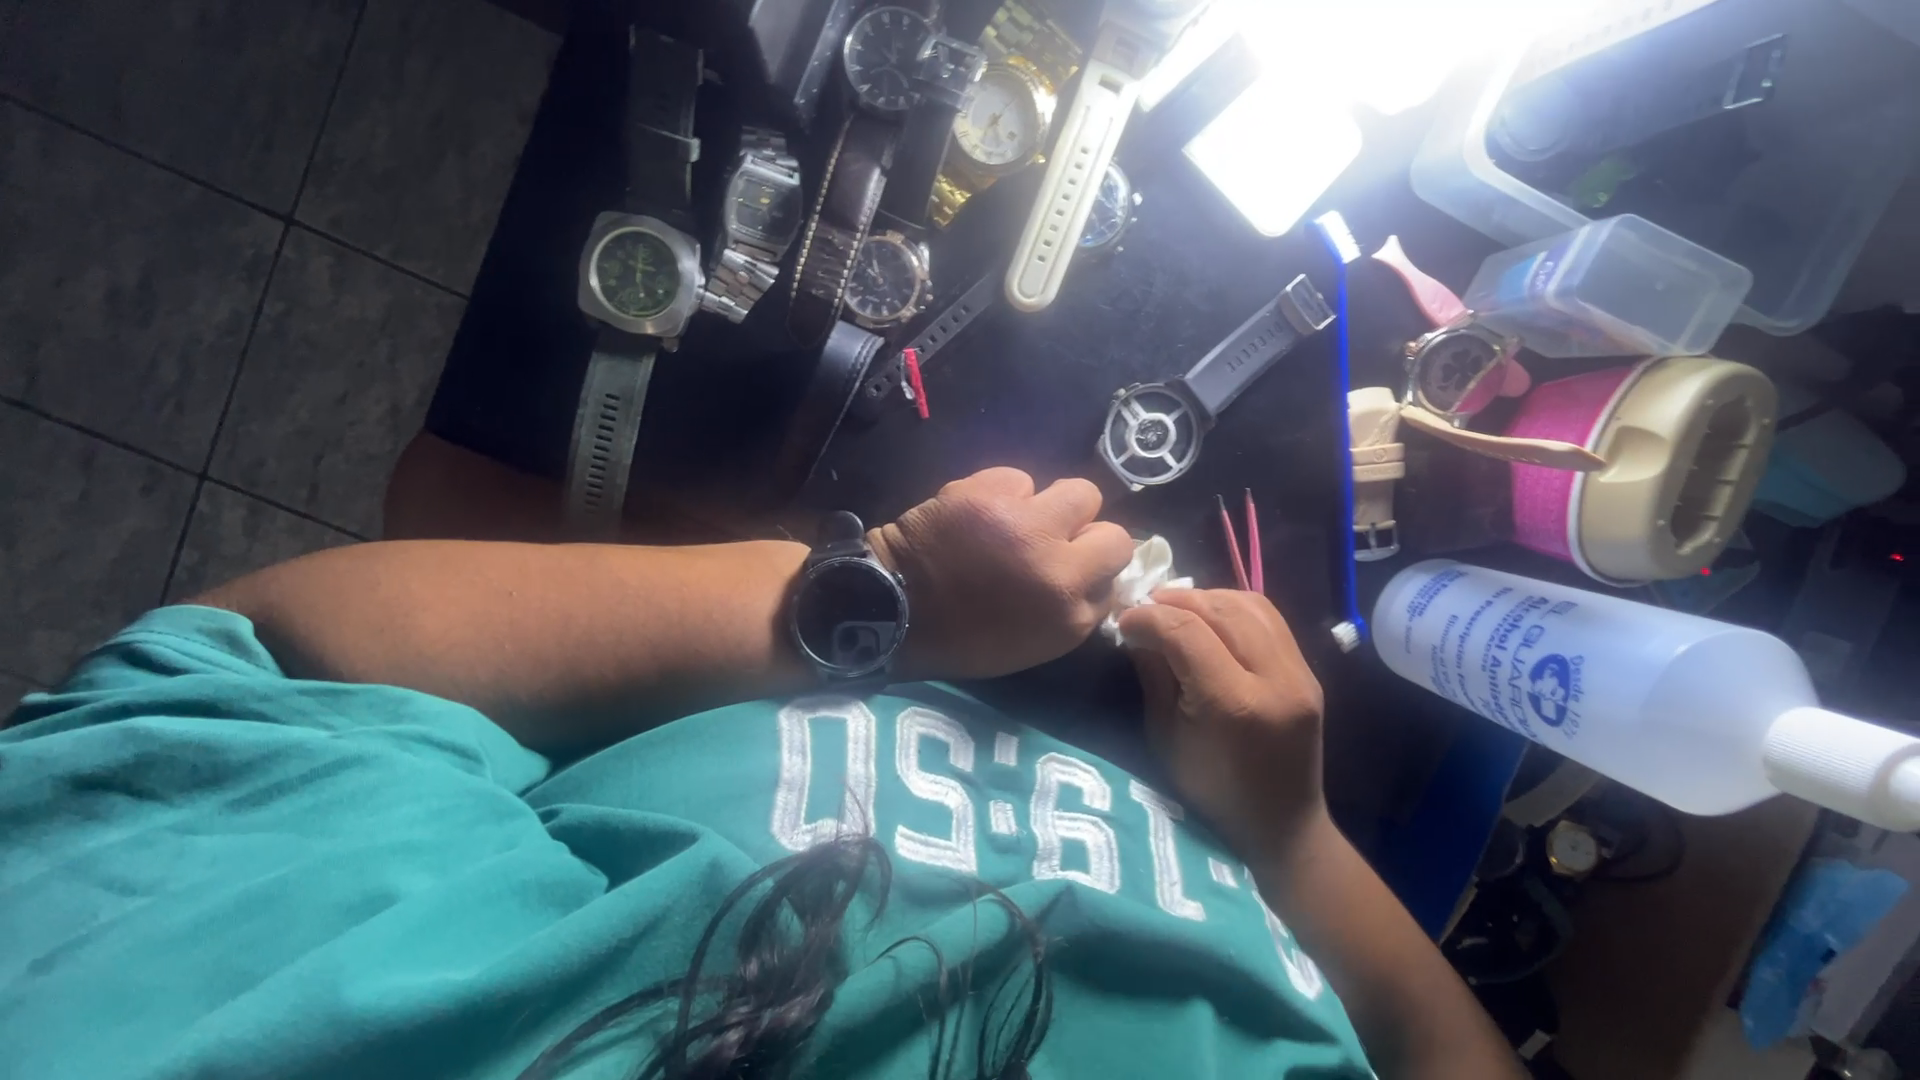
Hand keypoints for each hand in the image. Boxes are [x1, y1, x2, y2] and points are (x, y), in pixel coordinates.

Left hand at [869, 467, 1134, 679]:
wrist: (891, 609)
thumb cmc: (961, 637)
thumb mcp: (1035, 643)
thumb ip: (1076, 607)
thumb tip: (1097, 572)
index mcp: (1070, 611)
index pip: (1118, 569)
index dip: (1094, 563)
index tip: (1072, 565)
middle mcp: (1057, 564)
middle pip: (1109, 527)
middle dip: (1084, 531)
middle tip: (1049, 539)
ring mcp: (1024, 522)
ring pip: (1074, 490)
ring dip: (1048, 506)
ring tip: (1011, 523)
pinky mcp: (987, 492)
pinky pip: (1018, 478)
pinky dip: (1003, 492)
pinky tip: (977, 513)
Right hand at [1118, 590, 1327, 857]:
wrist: (1281, 826)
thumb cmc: (1211, 792)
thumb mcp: (1165, 738)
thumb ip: (1154, 676)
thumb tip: (1138, 630)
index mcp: (1233, 704)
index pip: (1185, 632)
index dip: (1147, 618)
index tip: (1124, 622)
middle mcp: (1275, 679)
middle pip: (1219, 610)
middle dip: (1174, 601)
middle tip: (1144, 609)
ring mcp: (1300, 673)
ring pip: (1249, 605)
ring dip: (1206, 598)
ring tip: (1176, 610)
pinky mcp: (1308, 672)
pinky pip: (1269, 620)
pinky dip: (1234, 609)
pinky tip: (1210, 619)